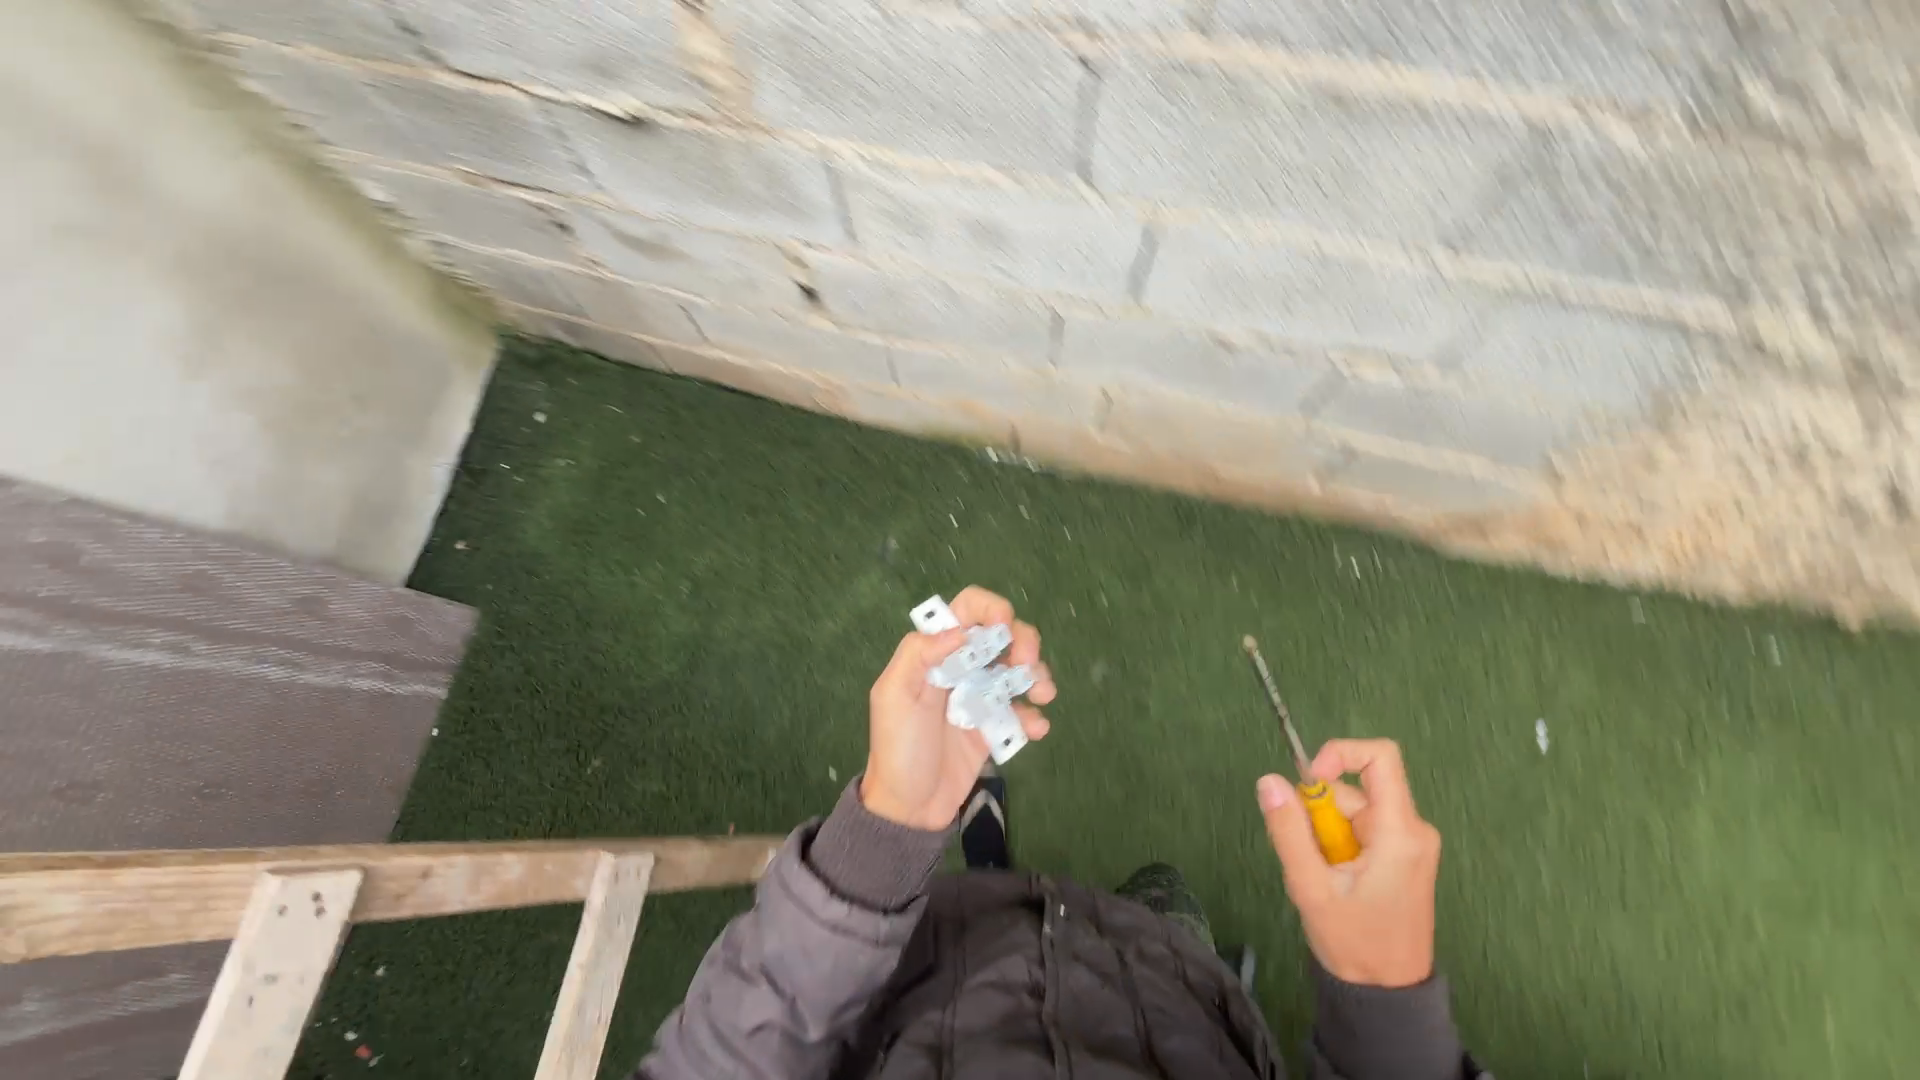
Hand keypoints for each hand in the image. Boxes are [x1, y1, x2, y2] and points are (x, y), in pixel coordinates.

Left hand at [861, 586, 1055, 830]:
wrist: (909, 807)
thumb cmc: (898, 747)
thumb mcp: (893, 695)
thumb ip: (919, 654)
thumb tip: (960, 630)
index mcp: (934, 653)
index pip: (966, 610)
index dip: (990, 607)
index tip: (1005, 625)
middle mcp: (961, 668)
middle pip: (1003, 635)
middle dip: (1024, 640)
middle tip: (1027, 664)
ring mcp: (980, 697)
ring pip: (1019, 669)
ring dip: (1039, 674)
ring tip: (1044, 694)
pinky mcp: (995, 726)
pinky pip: (1022, 711)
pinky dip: (1034, 715)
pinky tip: (1036, 728)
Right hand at [1257, 739, 1440, 987]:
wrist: (1387, 994)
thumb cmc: (1354, 942)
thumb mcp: (1310, 887)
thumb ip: (1288, 830)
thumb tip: (1269, 780)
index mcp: (1400, 832)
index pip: (1381, 757)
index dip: (1340, 753)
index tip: (1307, 781)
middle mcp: (1412, 829)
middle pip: (1355, 789)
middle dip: (1318, 811)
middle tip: (1304, 856)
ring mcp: (1409, 843)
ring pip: (1352, 809)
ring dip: (1324, 832)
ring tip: (1317, 876)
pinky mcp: (1401, 855)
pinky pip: (1359, 827)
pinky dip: (1335, 843)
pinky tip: (1331, 878)